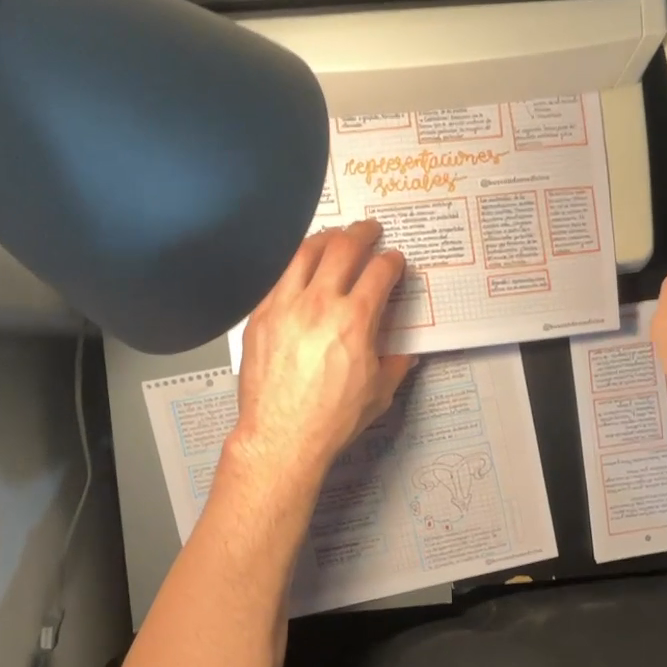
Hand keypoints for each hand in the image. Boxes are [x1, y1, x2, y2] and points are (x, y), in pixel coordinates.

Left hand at [230, 221, 415, 478]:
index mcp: (355, 320)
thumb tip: (405, 354)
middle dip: (362, 233)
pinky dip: (295, 264)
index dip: (392, 261)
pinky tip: (300, 268)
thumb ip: (395, 365)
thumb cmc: (332, 419)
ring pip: (305, 252)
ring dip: (325, 238)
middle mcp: (319, 303)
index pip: (379, 272)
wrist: (282, 436)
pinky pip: (278, 276)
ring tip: (335, 237)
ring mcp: (285, 305)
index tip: (396, 260)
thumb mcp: (379, 393)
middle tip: (370, 230)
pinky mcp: (260, 316)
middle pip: (343, 248)